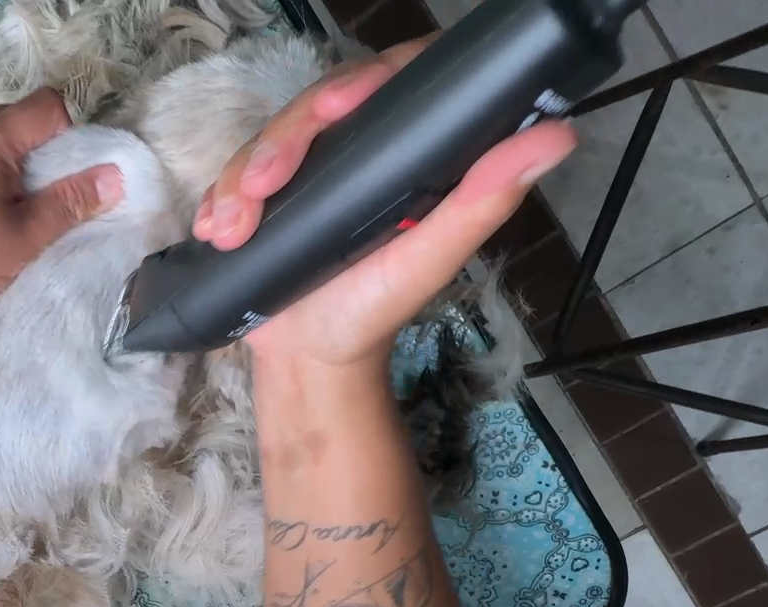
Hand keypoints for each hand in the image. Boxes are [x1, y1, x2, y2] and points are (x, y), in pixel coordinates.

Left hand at [0, 88, 123, 324]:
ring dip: (12, 167)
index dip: (68, 138)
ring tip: (8, 215)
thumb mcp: (25, 238)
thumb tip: (116, 178)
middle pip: (17, 119)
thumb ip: (70, 203)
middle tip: (38, 203)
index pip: (45, 107)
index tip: (62, 184)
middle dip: (39, 154)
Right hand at [195, 39, 575, 372]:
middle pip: (310, 111)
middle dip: (276, 144)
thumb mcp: (427, 262)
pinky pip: (230, 185)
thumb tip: (556, 134)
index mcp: (401, 154)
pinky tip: (211, 231)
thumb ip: (480, 203)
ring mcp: (300, 180)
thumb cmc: (371, 314)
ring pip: (261, 147)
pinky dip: (215, 204)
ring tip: (228, 232)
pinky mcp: (260, 206)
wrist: (308, 362)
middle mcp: (350, 156)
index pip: (388, 88)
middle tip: (256, 190)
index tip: (332, 111)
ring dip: (235, 182)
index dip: (360, 83)